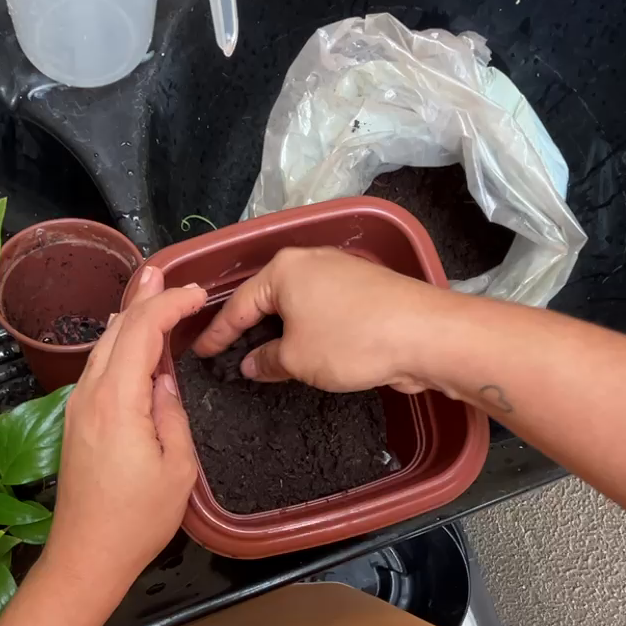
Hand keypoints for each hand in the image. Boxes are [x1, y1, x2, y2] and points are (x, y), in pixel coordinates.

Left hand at [38, 267, 207, 602]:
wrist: (87, 554)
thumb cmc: (138, 519)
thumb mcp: (176, 467)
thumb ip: (171, 413)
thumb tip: (163, 381)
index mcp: (118, 401)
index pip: (142, 332)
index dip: (170, 305)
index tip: (198, 294)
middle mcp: (90, 395)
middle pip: (116, 330)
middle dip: (145, 299)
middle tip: (170, 276)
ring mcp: (77, 408)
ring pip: (102, 347)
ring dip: (129, 320)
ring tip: (152, 296)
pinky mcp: (75, 423)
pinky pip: (97, 369)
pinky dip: (118, 346)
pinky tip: (132, 345)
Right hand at [190, 247, 461, 393]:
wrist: (425, 335)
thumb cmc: (350, 342)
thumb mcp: (296, 358)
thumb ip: (266, 360)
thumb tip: (250, 363)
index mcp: (284, 269)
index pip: (238, 304)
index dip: (217, 333)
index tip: (200, 353)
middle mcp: (309, 261)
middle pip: (266, 298)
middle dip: (247, 327)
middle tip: (225, 353)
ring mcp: (339, 273)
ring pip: (295, 305)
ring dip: (278, 331)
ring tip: (260, 357)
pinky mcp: (363, 290)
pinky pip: (319, 310)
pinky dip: (305, 330)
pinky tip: (301, 351)